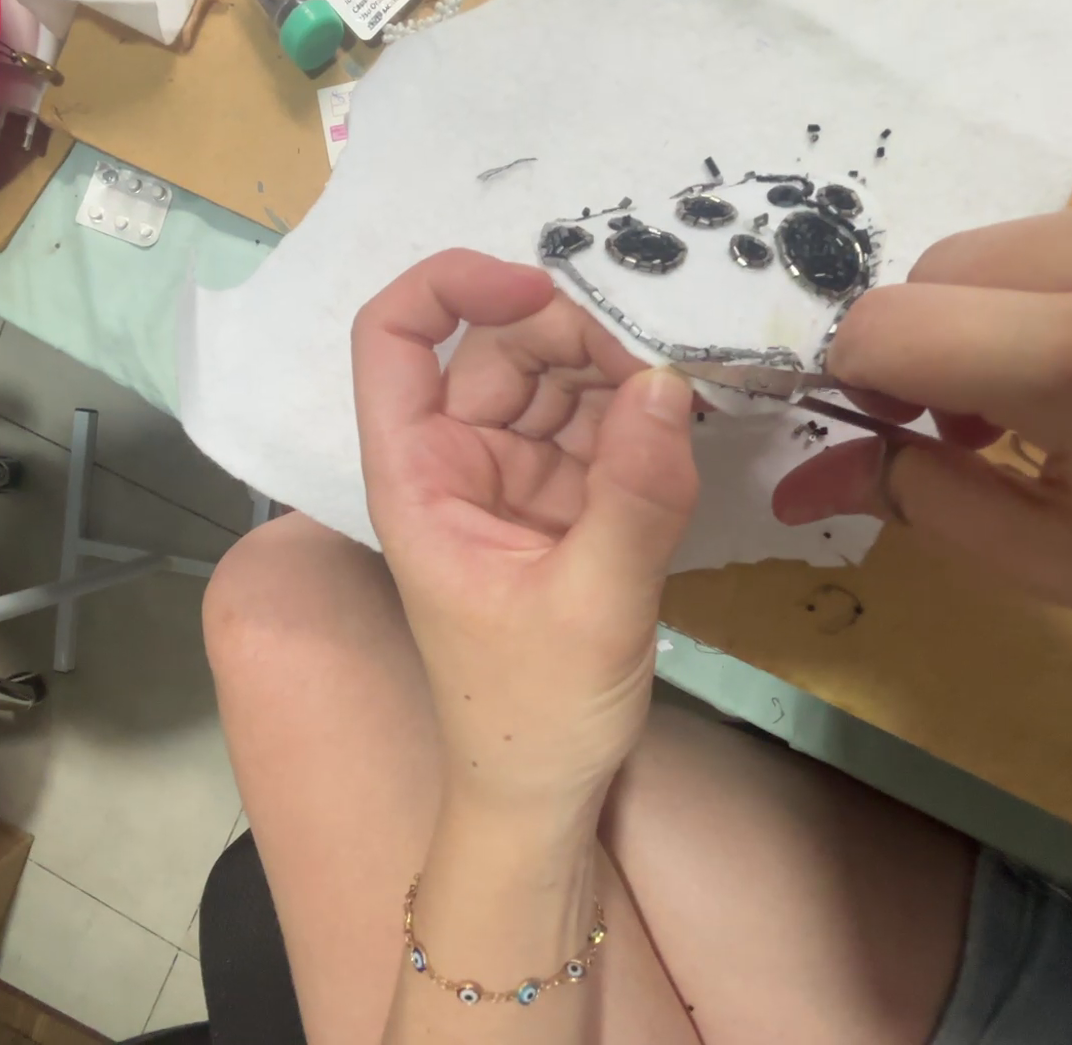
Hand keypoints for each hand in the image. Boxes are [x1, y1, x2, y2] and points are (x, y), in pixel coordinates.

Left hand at [352, 250, 699, 808]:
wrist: (540, 783)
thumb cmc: (531, 711)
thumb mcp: (592, 608)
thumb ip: (635, 498)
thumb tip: (668, 381)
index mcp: (417, 478)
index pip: (394, 340)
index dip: (451, 286)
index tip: (541, 287)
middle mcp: (452, 462)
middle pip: (494, 349)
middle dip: (571, 339)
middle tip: (656, 372)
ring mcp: (505, 477)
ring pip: (549, 380)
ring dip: (611, 376)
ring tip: (677, 405)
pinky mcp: (553, 499)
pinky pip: (590, 427)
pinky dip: (632, 418)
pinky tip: (674, 431)